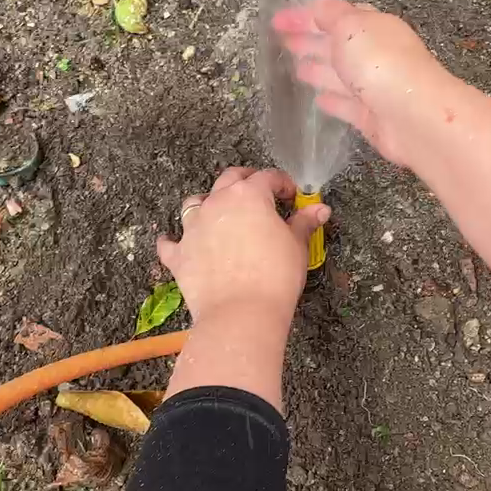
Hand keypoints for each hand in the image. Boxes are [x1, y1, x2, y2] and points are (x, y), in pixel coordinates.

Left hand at [157, 168, 327, 411]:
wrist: (241, 314)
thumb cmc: (275, 277)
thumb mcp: (297, 246)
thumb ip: (304, 223)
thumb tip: (320, 209)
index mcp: (249, 196)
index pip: (267, 177)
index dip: (282, 183)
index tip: (291, 195)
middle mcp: (217, 203)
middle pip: (229, 179)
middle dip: (245, 181)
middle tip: (259, 192)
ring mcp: (193, 228)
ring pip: (195, 203)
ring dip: (208, 204)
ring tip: (220, 214)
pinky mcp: (179, 254)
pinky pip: (169, 243)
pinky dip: (174, 241)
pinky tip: (179, 243)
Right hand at [271, 0, 446, 168]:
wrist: (414, 117)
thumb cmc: (381, 64)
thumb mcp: (352, 27)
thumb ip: (333, 14)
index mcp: (372, 27)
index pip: (335, 15)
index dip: (306, 16)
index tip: (277, 20)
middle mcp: (375, 54)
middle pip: (337, 44)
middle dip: (310, 40)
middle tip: (282, 41)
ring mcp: (374, 87)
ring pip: (340, 74)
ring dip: (318, 69)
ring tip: (295, 68)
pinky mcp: (371, 117)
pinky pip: (346, 105)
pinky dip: (332, 100)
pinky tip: (318, 100)